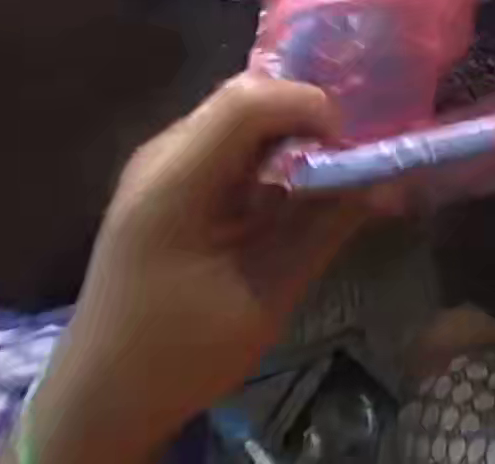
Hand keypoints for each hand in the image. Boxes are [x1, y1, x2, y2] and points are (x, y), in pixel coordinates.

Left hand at [24, 77, 378, 463]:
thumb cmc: (182, 353)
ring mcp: (165, 161)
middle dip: (309, 115)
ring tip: (325, 169)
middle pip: (249, 93)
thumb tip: (393, 179)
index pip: (249, 100)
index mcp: (173, 185)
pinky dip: (278, 143)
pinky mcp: (175, 174)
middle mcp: (164, 155)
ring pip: (247, 106)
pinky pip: (237, 132)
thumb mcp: (270, 291)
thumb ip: (331, 223)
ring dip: (295, 128)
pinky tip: (292, 183)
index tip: (344, 151)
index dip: (310, 108)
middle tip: (342, 158)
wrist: (101, 401)